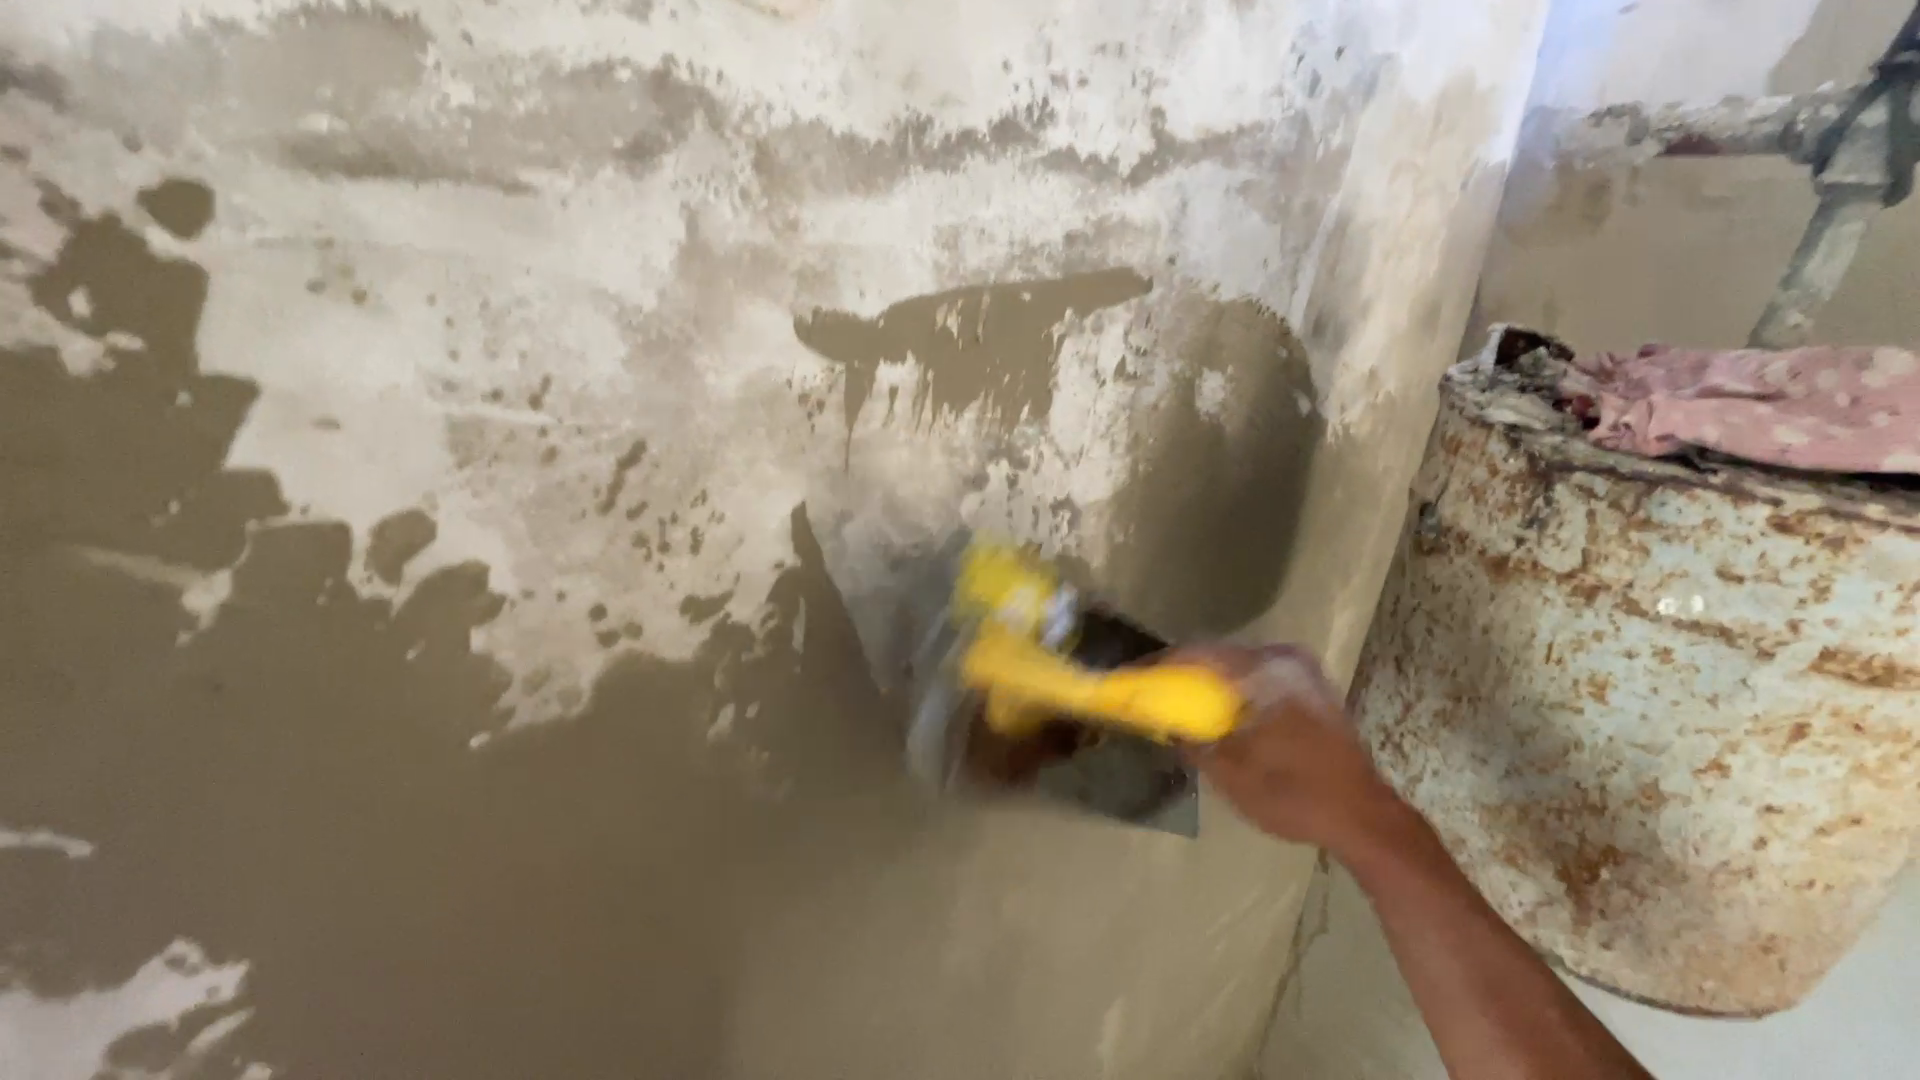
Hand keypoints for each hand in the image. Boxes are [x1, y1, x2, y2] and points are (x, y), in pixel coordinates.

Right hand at [1175, 644, 1405, 852]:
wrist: (1365, 819)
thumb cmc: (1295, 793)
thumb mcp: (1231, 773)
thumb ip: (1192, 741)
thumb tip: (1166, 724)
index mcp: (1264, 670)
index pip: (1197, 653)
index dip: (1160, 666)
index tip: (1132, 678)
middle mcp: (1285, 660)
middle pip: (1218, 656)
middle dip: (1183, 673)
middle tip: (1152, 692)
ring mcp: (1303, 674)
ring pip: (1239, 668)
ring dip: (1209, 684)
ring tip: (1179, 704)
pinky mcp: (1311, 693)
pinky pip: (1259, 681)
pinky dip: (1233, 693)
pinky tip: (1218, 715)